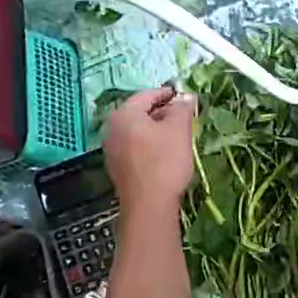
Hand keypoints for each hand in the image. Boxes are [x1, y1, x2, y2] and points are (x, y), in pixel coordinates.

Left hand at [104, 87, 197, 218]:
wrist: (149, 204)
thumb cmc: (164, 161)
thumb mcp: (179, 130)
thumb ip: (182, 109)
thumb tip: (186, 96)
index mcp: (124, 114)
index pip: (147, 95)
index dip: (167, 93)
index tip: (184, 96)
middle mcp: (112, 128)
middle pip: (139, 112)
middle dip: (162, 112)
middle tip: (183, 115)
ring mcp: (111, 149)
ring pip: (137, 131)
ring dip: (156, 129)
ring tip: (177, 134)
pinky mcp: (117, 167)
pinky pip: (134, 147)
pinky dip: (149, 144)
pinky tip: (164, 153)